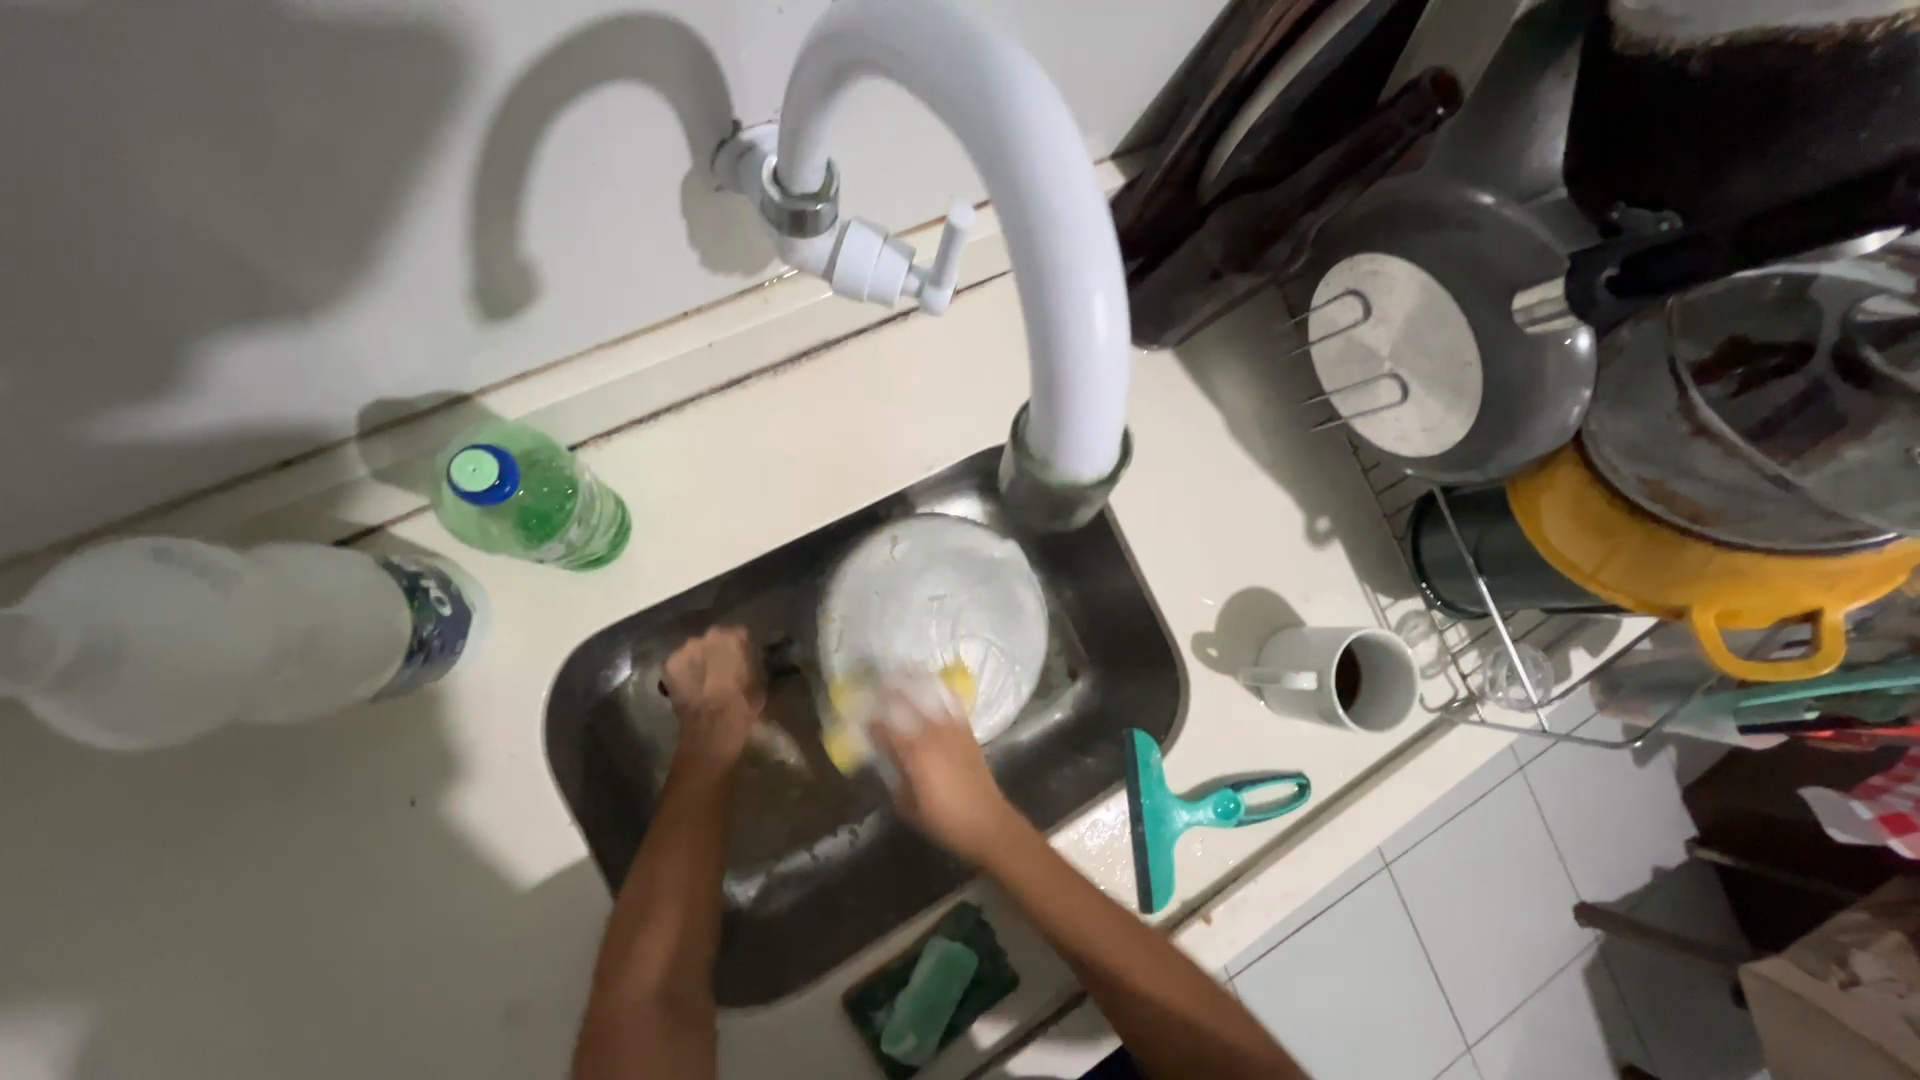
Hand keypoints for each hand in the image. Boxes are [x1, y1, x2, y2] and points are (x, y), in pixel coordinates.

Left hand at [661, 627, 763, 772]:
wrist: (712, 726)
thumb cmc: (742, 705)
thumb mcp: (758, 683)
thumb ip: (751, 666)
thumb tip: (747, 665)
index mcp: (734, 638)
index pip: (738, 634)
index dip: (739, 648)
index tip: (741, 659)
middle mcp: (709, 636)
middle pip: (713, 639)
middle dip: (716, 651)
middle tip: (720, 669)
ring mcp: (686, 649)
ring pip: (693, 650)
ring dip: (698, 660)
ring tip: (701, 679)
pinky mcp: (669, 664)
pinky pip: (678, 663)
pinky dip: (682, 672)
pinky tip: (686, 686)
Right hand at [867, 690, 1024, 862]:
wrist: (987, 822)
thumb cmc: (943, 820)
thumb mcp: (908, 805)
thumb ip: (894, 777)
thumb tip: (885, 759)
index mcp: (912, 752)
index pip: (883, 727)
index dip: (870, 722)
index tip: (861, 718)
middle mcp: (931, 733)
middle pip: (906, 702)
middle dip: (888, 691)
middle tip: (876, 685)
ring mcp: (952, 729)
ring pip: (929, 696)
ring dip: (913, 683)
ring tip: (901, 674)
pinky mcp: (967, 731)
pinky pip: (951, 704)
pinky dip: (940, 692)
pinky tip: (933, 687)